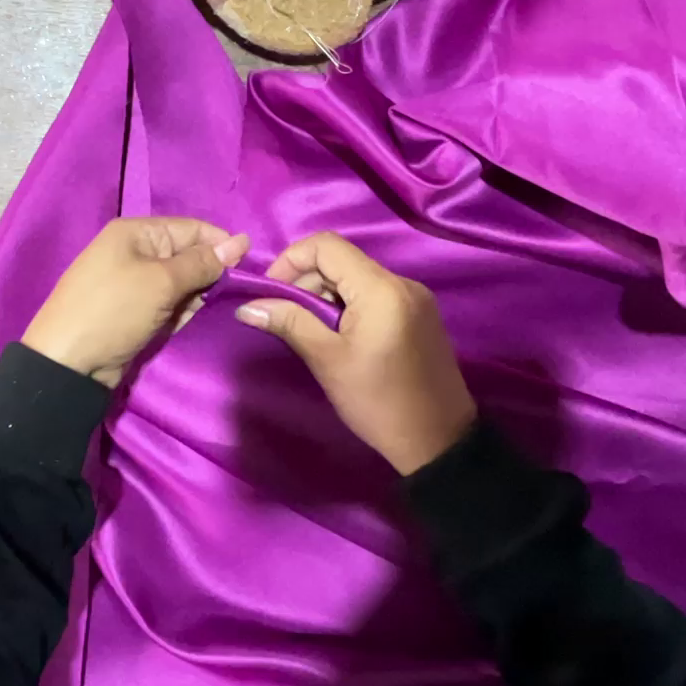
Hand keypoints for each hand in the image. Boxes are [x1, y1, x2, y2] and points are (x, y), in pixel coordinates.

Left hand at [23, 217, 249, 385]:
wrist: (68, 364)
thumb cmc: (114, 310)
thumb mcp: (161, 282)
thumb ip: (202, 263)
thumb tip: (241, 241)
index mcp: (136, 232)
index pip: (191, 228)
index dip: (221, 244)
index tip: (250, 267)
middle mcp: (135, 252)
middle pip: (188, 255)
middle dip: (210, 274)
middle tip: (234, 295)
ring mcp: (134, 283)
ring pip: (181, 283)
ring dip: (196, 298)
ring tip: (208, 312)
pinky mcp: (135, 312)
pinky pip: (168, 305)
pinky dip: (180, 314)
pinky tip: (186, 324)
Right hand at [236, 232, 475, 473]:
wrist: (439, 441)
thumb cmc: (378, 401)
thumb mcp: (327, 360)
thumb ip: (289, 322)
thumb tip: (246, 306)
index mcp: (380, 288)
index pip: (326, 245)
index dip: (291, 260)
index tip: (272, 293)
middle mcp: (401, 282)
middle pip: (341, 259)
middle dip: (306, 281)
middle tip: (287, 318)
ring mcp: (415, 297)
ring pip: (356, 277)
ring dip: (325, 295)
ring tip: (312, 332)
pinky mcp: (420, 313)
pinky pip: (374, 293)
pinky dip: (348, 305)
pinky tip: (340, 336)